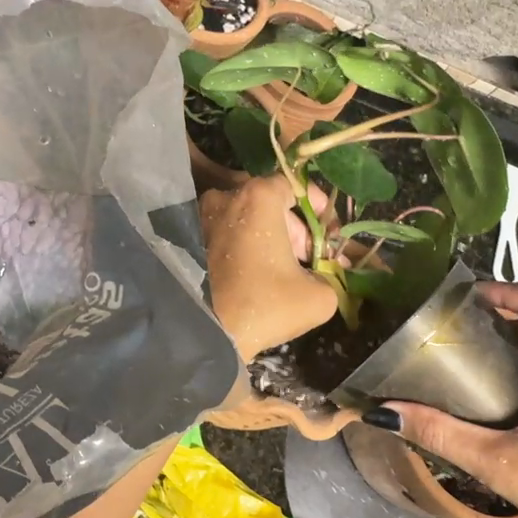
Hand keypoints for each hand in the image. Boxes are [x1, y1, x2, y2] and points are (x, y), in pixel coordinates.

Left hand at [200, 174, 337, 359]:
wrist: (205, 332)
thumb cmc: (264, 306)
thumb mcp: (319, 297)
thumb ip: (329, 276)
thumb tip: (324, 274)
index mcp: (258, 197)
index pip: (295, 185)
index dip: (317, 206)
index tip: (329, 232)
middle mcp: (226, 197)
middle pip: (271, 203)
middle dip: (295, 229)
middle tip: (311, 259)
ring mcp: (203, 217)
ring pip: (247, 219)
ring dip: (270, 238)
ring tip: (287, 271)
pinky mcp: (189, 239)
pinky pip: (227, 233)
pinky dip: (245, 246)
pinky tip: (258, 274)